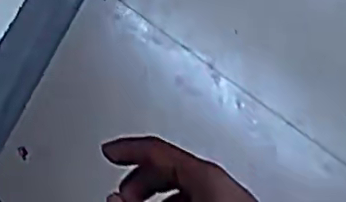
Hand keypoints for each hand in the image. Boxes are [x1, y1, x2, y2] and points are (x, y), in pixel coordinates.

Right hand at [101, 137, 256, 201]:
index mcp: (207, 174)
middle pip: (170, 169)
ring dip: (160, 199)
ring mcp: (236, 201)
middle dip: (141, 181)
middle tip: (122, 194)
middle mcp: (223, 184)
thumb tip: (116, 199)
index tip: (109, 151)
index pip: (156, 148)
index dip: (127, 148)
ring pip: (187, 191)